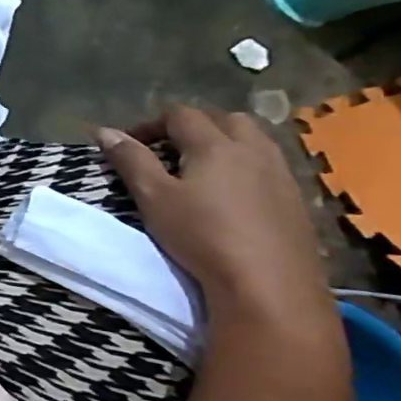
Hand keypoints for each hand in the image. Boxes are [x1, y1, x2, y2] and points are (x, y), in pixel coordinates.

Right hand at [97, 106, 332, 319]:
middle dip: (191, 126)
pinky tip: (228, 191)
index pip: (181, 115)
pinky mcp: (295, 199)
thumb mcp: (153, 197)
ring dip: (221, 141)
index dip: (151, 124)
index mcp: (215, 145)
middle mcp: (253, 150)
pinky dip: (243, 163)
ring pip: (252, 138)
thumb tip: (105, 131)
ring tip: (197, 167)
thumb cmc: (202, 235)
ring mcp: (280, 174)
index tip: (130, 146)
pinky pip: (267, 163)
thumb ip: (130, 160)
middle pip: (223, 118)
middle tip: (165, 150)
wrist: (268, 285)